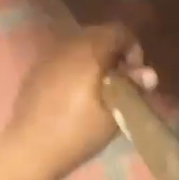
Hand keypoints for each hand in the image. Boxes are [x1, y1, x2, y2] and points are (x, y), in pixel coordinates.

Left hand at [1, 24, 153, 179]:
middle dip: (113, 54)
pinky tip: (74, 96)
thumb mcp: (115, 112)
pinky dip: (74, 68)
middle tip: (120, 83)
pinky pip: (62, 60)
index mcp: (89, 50)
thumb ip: (132, 87)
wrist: (30, 149)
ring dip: (93, 61)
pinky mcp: (34, 72)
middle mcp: (66, 46)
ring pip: (78, 47)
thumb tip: (148, 73)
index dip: (133, 49)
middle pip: (97, 35)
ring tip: (99, 90)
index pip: (118, 31)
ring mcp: (47, 57)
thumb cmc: (78, 131)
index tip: (134, 77)